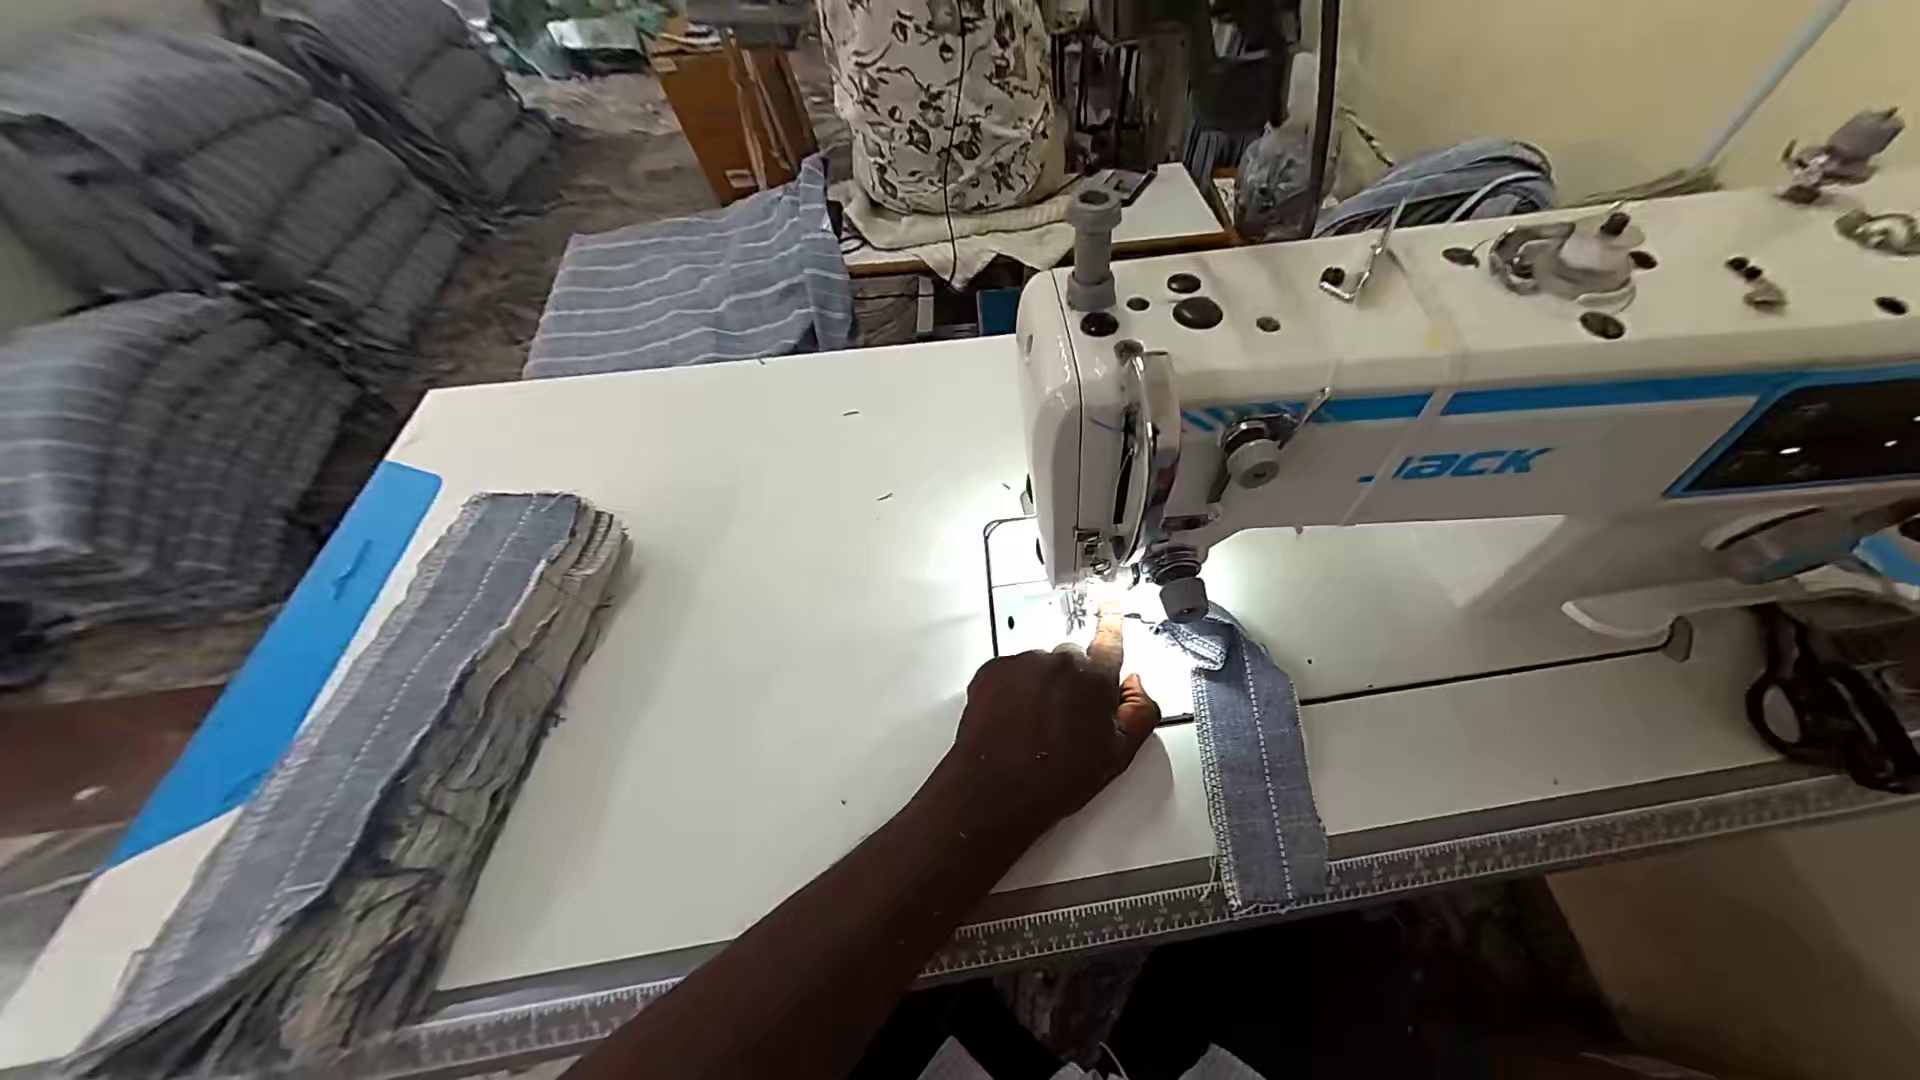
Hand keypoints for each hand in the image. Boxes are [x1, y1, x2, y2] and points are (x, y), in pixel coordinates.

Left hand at [931, 605, 1160, 842]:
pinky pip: (1009, 672)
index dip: (1111, 623)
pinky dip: (1011, 690)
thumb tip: (1136, 687)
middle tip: (1063, 721)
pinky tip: (1014, 722)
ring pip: (1039, 667)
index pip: (1109, 641)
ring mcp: (1023, 663)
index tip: (1110, 607)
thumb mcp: (1117, 755)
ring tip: (1033, 728)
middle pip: (1072, 661)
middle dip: (1071, 684)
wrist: (996, 790)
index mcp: (1094, 679)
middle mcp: (1059, 662)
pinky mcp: (993, 669)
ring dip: (1039, 688)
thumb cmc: (1053, 779)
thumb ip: (1139, 712)